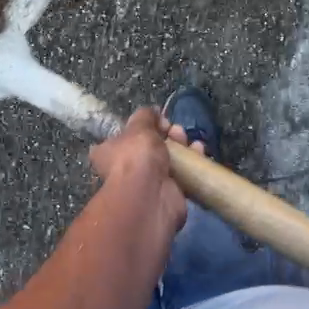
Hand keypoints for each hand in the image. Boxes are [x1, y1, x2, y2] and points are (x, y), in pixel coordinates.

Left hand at [89, 108, 199, 232]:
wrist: (150, 196)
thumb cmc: (136, 156)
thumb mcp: (139, 126)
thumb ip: (145, 116)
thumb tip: (153, 112)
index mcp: (109, 152)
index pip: (124, 135)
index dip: (142, 126)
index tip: (156, 119)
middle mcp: (127, 168)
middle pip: (150, 145)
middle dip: (166, 134)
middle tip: (174, 130)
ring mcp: (148, 182)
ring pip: (168, 158)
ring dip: (180, 146)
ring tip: (187, 139)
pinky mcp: (169, 192)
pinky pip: (182, 173)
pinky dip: (192, 161)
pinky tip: (199, 150)